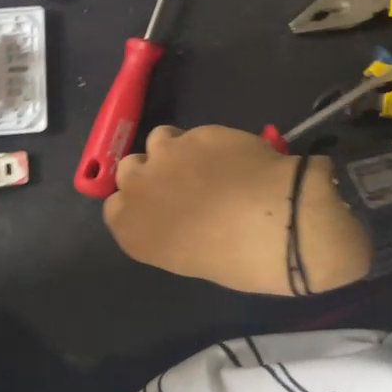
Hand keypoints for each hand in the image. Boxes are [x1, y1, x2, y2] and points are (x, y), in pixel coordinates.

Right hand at [104, 126, 370, 295]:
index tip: (161, 207)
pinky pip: (194, 133)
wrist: (277, 221)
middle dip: (151, 172)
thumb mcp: (190, 258)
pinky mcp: (199, 132)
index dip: (138, 203)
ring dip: (176, 150)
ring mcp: (167, 155)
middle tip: (182, 184)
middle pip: (129, 169)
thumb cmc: (238, 260)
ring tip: (206, 163)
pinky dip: (208, 142)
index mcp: (133, 229)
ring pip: (158, 140)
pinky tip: (234, 156)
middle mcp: (139, 189)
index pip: (115, 207)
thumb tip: (187, 216)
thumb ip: (173, 231)